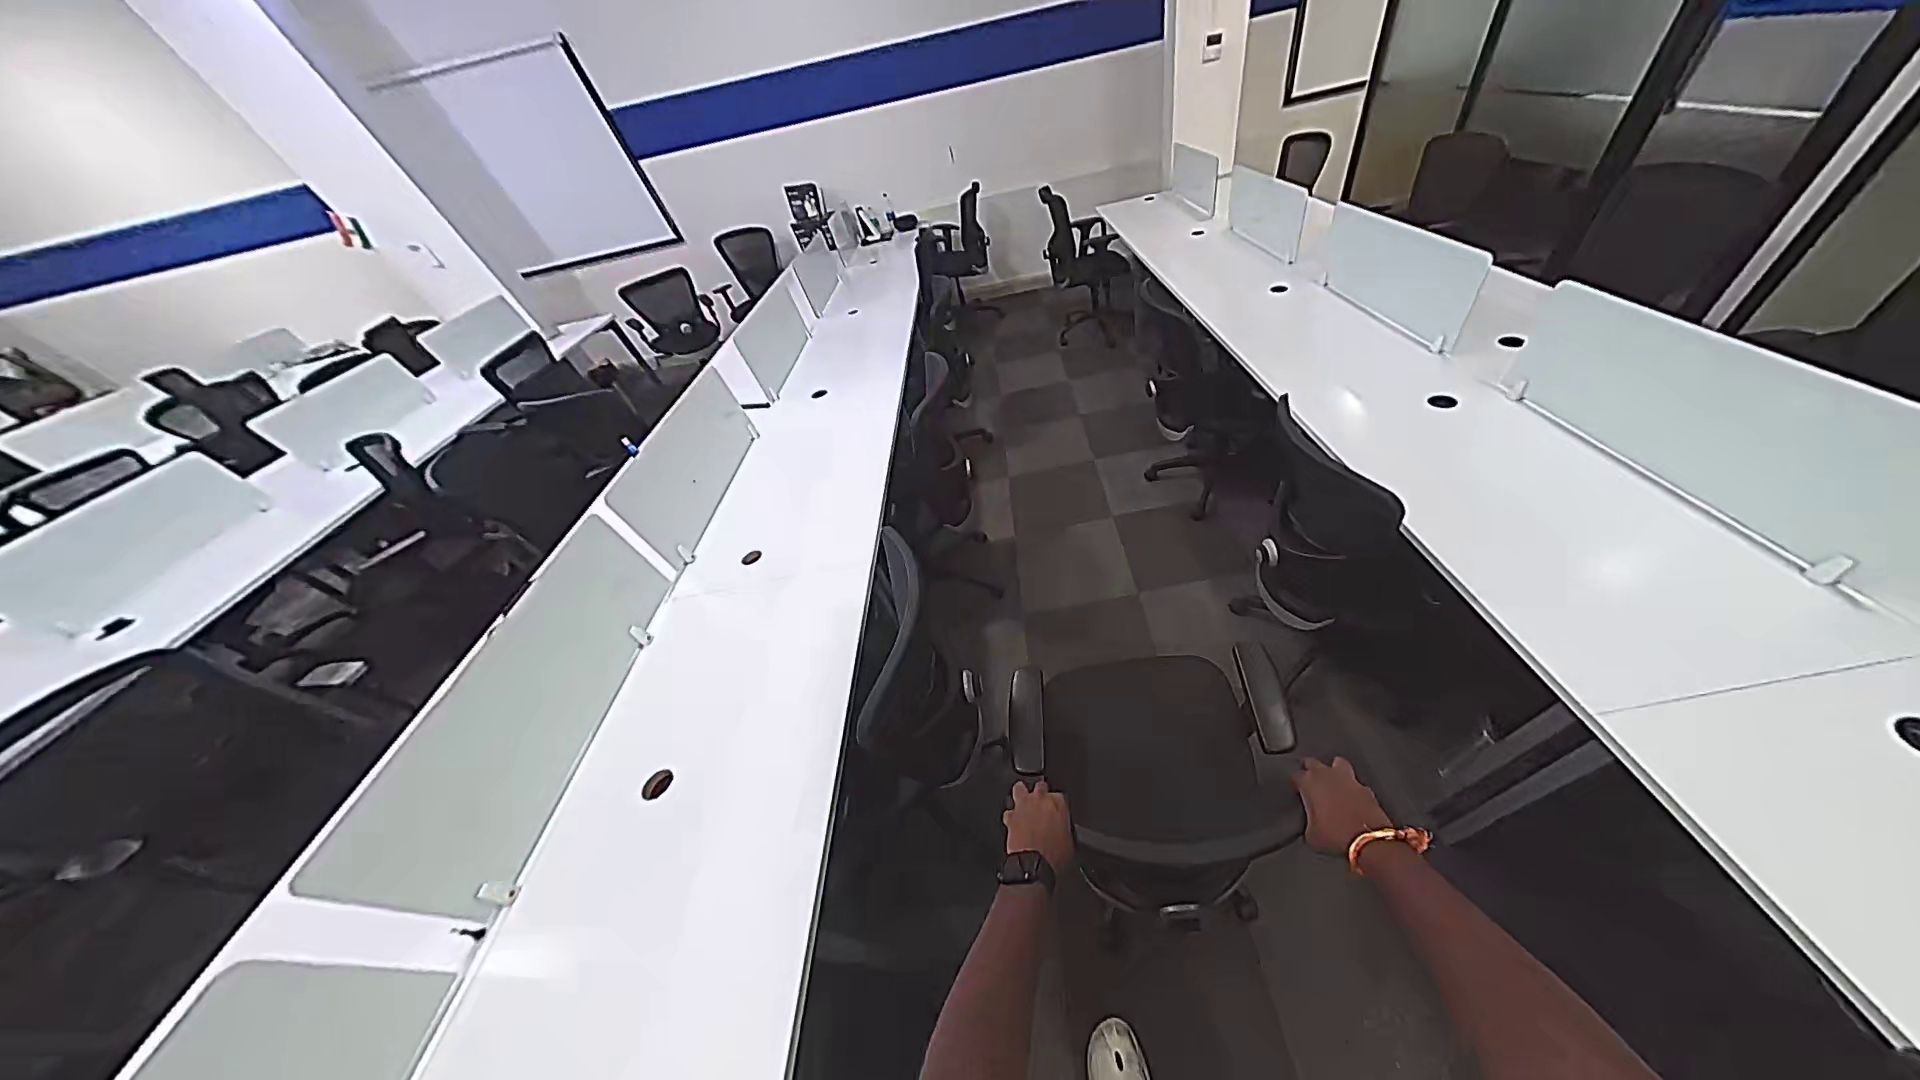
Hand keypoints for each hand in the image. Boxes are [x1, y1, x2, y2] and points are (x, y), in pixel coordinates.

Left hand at [1005, 780, 1072, 870]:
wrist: (1034, 866)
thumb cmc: (1054, 856)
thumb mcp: (1069, 841)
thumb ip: (1065, 827)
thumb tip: (1062, 829)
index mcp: (1058, 804)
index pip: (1060, 796)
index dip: (1058, 804)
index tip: (1057, 811)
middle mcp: (1040, 800)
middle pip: (1040, 786)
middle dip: (1040, 792)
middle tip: (1041, 803)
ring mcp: (1023, 806)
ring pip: (1019, 788)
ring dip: (1022, 794)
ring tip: (1024, 802)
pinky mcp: (1010, 816)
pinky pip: (1008, 811)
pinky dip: (1010, 816)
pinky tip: (1013, 822)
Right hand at [1292, 757, 1390, 853]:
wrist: (1368, 842)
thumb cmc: (1336, 834)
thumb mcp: (1312, 835)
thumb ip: (1307, 824)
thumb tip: (1311, 827)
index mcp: (1309, 783)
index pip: (1296, 775)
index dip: (1295, 782)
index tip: (1296, 788)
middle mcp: (1327, 776)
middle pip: (1313, 762)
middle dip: (1310, 768)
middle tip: (1309, 777)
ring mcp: (1349, 780)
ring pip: (1338, 763)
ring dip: (1334, 769)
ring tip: (1332, 778)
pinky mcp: (1367, 789)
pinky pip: (1356, 782)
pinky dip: (1353, 787)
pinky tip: (1352, 796)